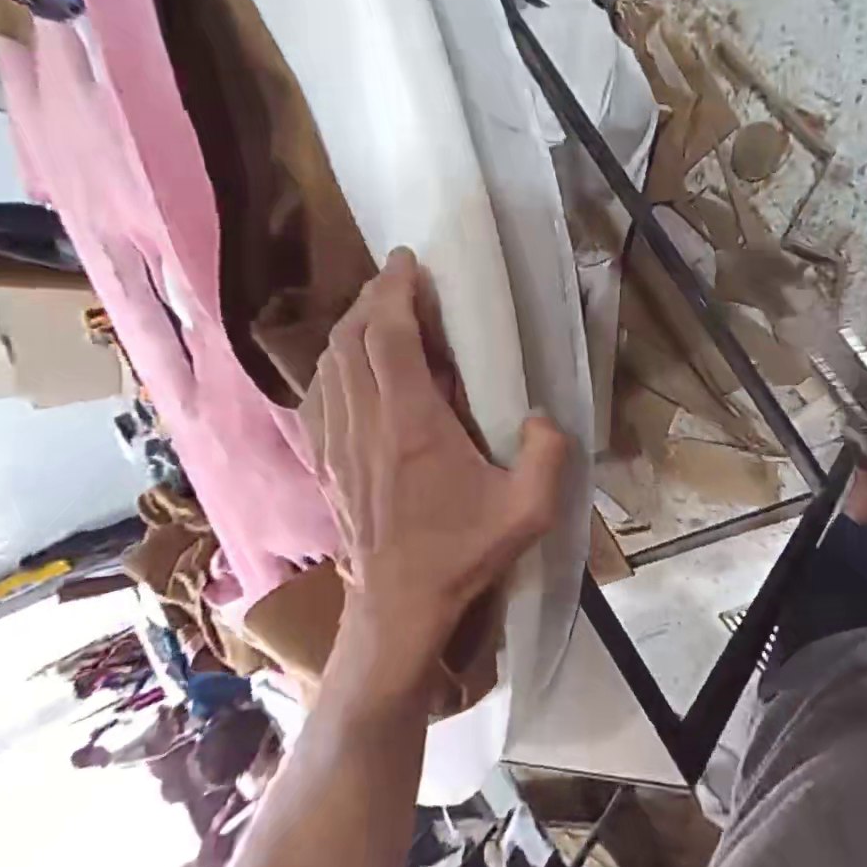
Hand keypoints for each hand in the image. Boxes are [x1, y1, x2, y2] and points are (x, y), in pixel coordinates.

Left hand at [302, 248, 567, 688]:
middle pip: (351, 338)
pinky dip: (334, 363)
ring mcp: (338, 441)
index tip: (408, 262)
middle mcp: (366, 423)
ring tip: (380, 311)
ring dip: (352, 326)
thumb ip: (547, 456)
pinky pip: (319, 393)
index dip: (394, 291)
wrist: (398, 604)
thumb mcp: (528, 511)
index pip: (387, 337)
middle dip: (372, 298)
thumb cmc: (462, 552)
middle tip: (400, 279)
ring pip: (330, 362)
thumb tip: (541, 416)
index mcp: (412, 425)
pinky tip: (352, 363)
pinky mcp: (325, 459)